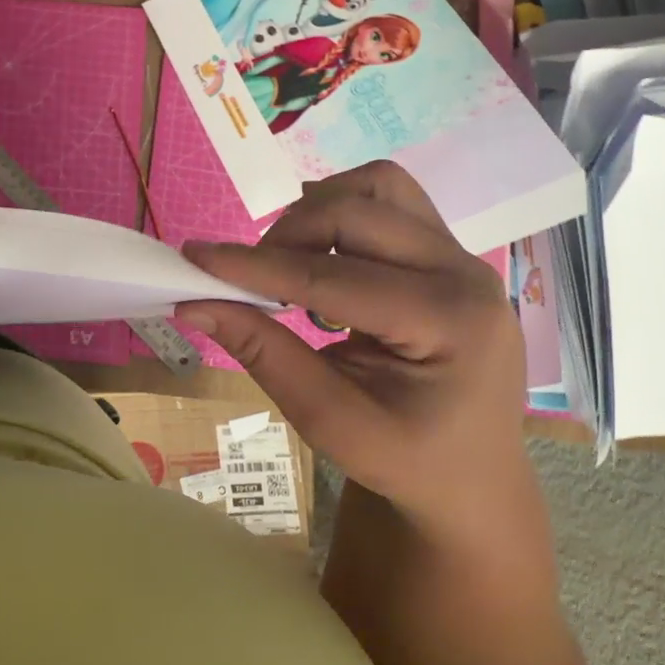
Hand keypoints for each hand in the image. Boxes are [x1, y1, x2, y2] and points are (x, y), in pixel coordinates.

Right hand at [176, 160, 529, 530]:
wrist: (472, 476)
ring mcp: (461, 258)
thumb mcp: (328, 420)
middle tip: (249, 279)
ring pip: (377, 187)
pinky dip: (340, 210)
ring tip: (288, 258)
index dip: (253, 265)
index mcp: (448, 324)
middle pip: (356, 211)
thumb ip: (262, 353)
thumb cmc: (405, 459)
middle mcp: (464, 275)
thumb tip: (192, 303)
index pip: (329, 276)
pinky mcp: (446, 253)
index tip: (192, 256)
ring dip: (318, 210)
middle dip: (286, 235)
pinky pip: (388, 200)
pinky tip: (318, 252)